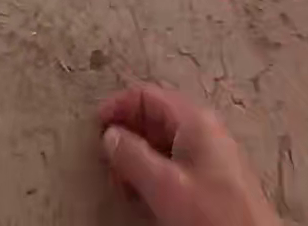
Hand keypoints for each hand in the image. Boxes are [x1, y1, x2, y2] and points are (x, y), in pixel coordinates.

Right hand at [98, 84, 279, 225]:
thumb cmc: (212, 213)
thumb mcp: (166, 185)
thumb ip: (134, 157)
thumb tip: (109, 135)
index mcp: (193, 117)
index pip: (148, 95)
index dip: (119, 105)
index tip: (95, 126)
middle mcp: (201, 126)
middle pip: (154, 116)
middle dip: (126, 134)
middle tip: (105, 162)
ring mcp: (207, 149)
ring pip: (161, 140)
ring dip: (137, 156)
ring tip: (121, 183)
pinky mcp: (209, 174)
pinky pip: (172, 160)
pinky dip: (151, 170)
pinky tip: (142, 193)